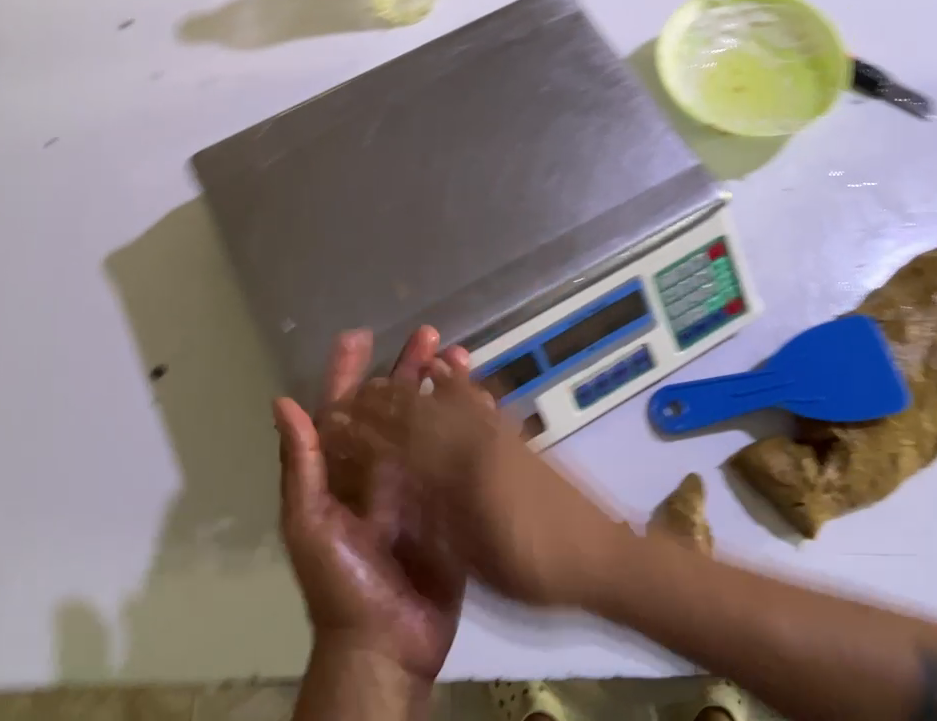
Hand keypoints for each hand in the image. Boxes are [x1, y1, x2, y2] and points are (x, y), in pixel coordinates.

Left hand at [274, 328, 466, 680]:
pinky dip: (468, 427)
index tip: (361, 335)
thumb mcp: (311, 523)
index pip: (344, 408)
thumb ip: (302, 464)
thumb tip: (283, 402)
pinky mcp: (448, 503)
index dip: (348, 370)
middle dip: (407, 368)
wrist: (389, 643)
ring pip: (427, 424)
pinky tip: (483, 404)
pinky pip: (456, 456)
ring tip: (460, 358)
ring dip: (440, 389)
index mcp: (342, 470)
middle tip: (429, 333)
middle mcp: (378, 468)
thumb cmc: (341, 583)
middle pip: (393, 407)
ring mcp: (415, 484)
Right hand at [345, 359, 632, 609]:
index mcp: (459, 477)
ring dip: (417, 383)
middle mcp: (476, 445)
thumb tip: (391, 485)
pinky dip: (461, 381)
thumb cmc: (535, 571)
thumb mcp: (474, 556)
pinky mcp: (519, 436)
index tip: (332, 422)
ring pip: (448, 400)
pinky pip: (482, 400)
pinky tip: (451, 366)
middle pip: (419, 415)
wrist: (603, 558)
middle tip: (348, 391)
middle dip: (381, 401)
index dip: (363, 433)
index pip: (397, 445)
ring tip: (387, 372)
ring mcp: (501, 436)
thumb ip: (432, 515)